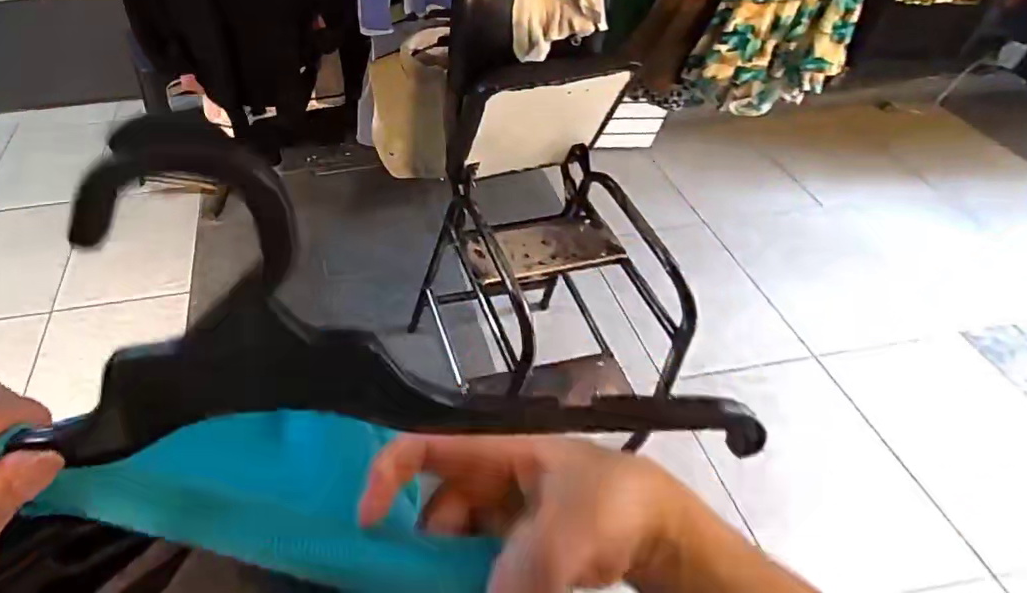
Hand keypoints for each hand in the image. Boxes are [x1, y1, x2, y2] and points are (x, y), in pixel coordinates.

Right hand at [358, 434, 745, 592]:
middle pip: (432, 509)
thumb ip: (527, 568)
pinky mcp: (514, 548)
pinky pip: (476, 565)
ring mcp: (500, 514)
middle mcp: (485, 479)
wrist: (658, 527)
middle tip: (417, 579)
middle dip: (421, 548)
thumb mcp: (572, 530)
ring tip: (460, 582)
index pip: (422, 447)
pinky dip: (469, 579)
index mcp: (489, 451)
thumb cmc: (610, 502)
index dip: (387, 474)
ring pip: (452, 543)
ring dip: (448, 570)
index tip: (367, 522)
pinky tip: (482, 586)